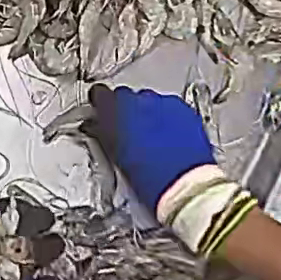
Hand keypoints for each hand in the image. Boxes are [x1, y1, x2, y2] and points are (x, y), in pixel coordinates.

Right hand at [79, 85, 214, 210]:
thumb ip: (103, 132)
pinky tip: (169, 137)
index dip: (101, 103)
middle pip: (126, 96)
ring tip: (153, 138)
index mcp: (116, 110)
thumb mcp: (116, 156)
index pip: (100, 94)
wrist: (185, 185)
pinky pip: (170, 106)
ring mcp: (163, 102)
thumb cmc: (149, 178)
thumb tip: (95, 126)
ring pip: (149, 100)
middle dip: (126, 110)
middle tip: (130, 132)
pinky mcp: (184, 108)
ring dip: (148, 113)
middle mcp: (139, 100)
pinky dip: (168, 117)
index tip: (102, 110)